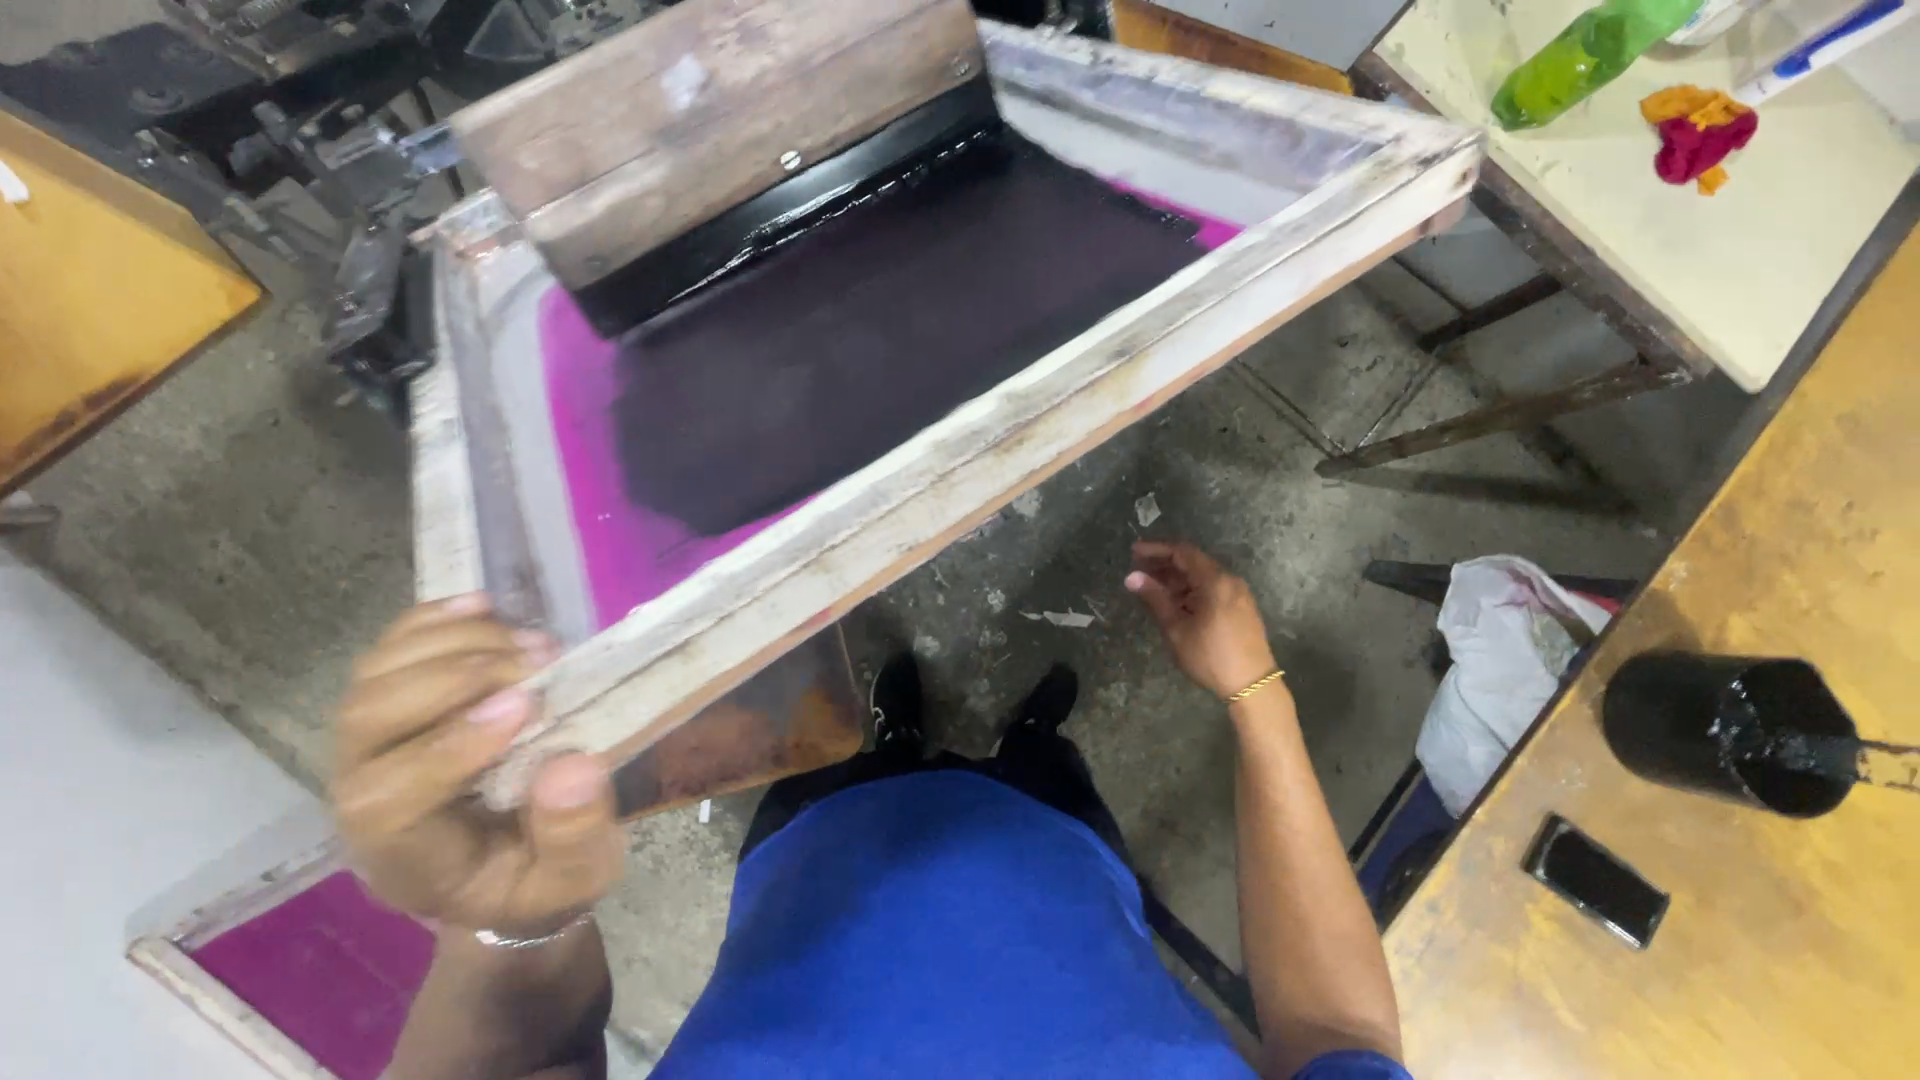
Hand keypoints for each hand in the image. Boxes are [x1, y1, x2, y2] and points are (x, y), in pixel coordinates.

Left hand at [332, 594, 624, 935]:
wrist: (509, 865)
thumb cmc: (537, 878)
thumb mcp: (575, 878)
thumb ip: (574, 835)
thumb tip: (574, 764)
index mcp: (400, 852)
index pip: (388, 797)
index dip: (449, 746)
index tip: (526, 708)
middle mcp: (366, 794)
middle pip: (370, 720)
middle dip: (456, 679)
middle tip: (540, 663)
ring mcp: (371, 744)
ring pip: (376, 676)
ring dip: (454, 643)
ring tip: (532, 641)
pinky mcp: (394, 705)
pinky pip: (390, 651)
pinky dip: (433, 621)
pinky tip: (487, 607)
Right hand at [1125, 540, 1278, 700]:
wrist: (1252, 684)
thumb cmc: (1210, 656)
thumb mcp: (1177, 628)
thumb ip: (1155, 598)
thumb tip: (1131, 577)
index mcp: (1215, 581)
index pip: (1183, 552)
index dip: (1157, 549)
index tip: (1134, 553)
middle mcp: (1230, 580)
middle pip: (1193, 562)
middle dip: (1165, 565)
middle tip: (1139, 571)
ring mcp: (1239, 594)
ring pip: (1203, 577)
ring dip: (1177, 580)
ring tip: (1153, 590)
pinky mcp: (1242, 607)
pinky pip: (1213, 589)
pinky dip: (1192, 590)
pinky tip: (1176, 604)